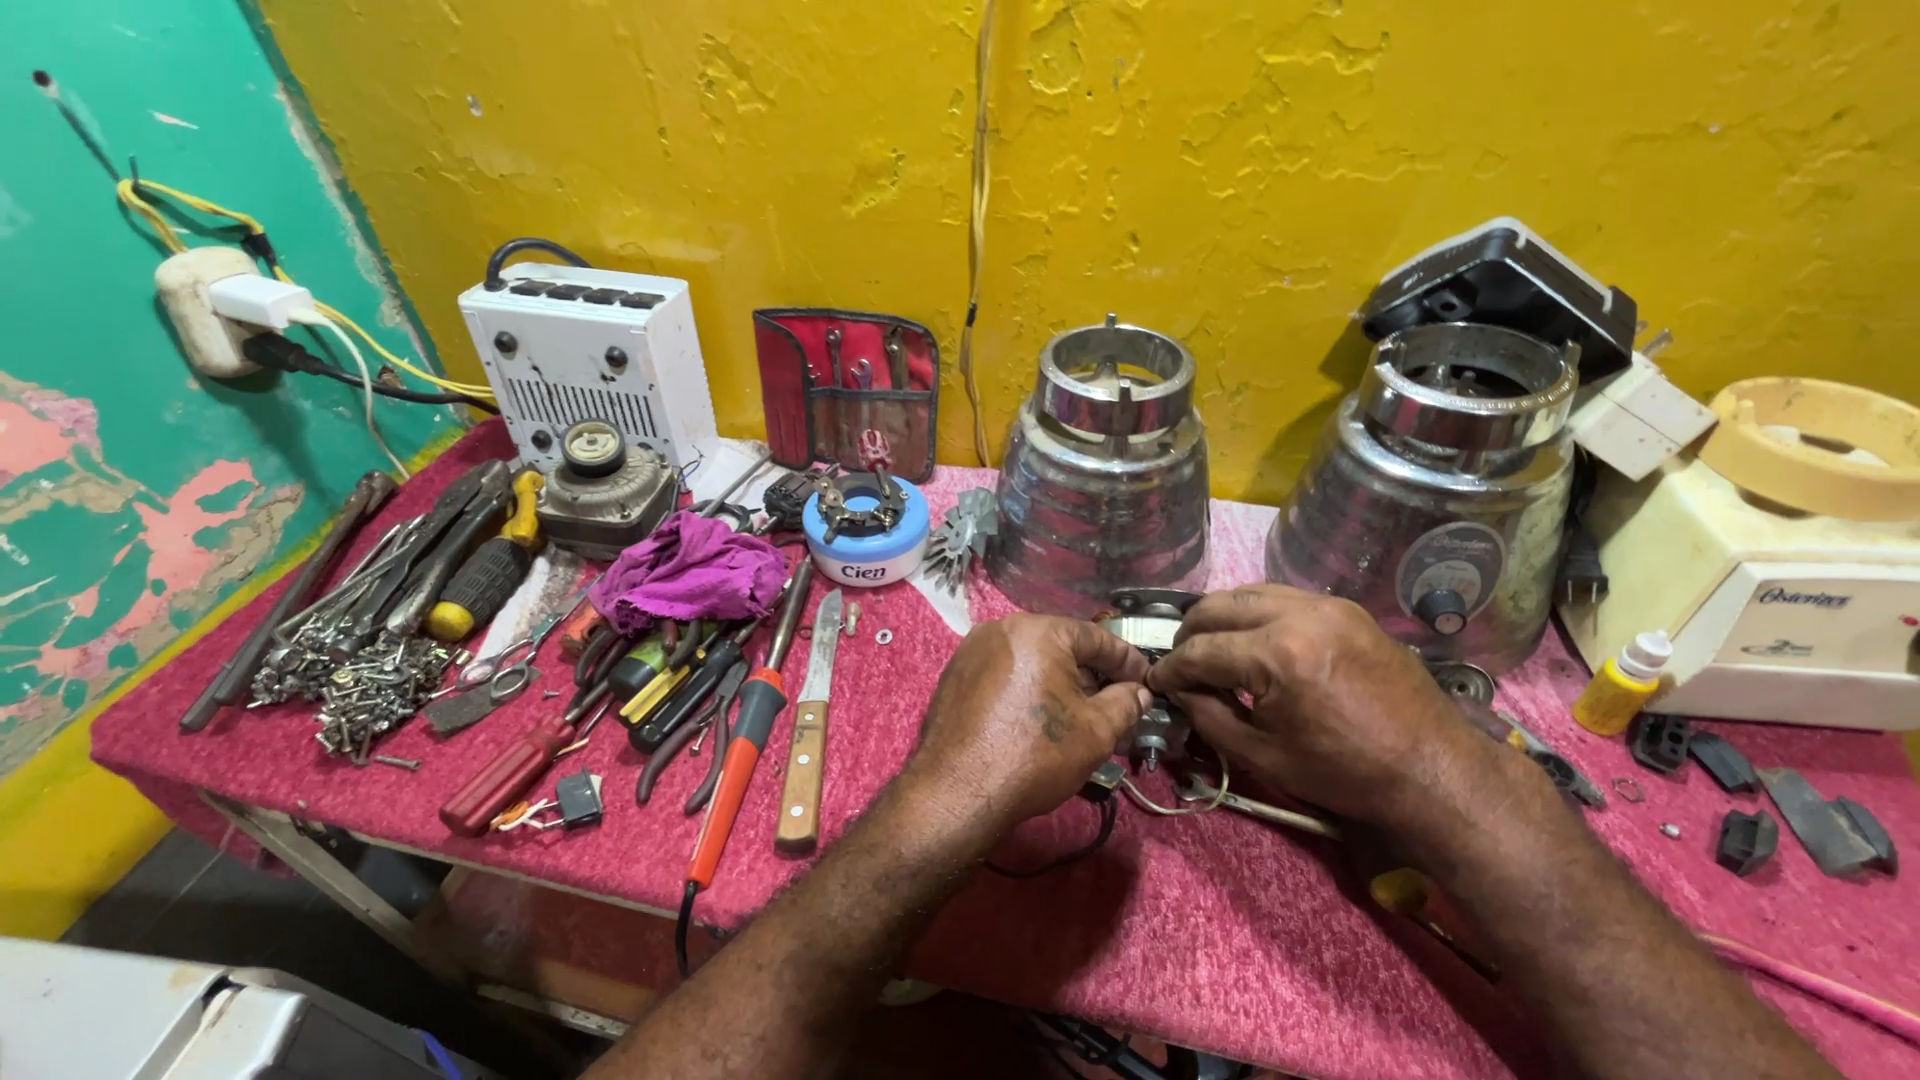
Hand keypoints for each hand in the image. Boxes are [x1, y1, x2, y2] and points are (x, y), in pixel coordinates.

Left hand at [902, 614, 1149, 832]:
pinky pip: (1003, 674)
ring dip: (1058, 683)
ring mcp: (972, 651)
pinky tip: (1038, 719)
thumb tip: (1139, 692)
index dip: (1127, 661)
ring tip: (1080, 715)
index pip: (1096, 638)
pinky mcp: (955, 676)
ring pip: (1030, 661)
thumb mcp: (1095, 732)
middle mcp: (1001, 629)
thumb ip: (1125, 704)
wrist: (957, 791)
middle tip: (1116, 703)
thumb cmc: (1034, 755)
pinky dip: (1026, 690)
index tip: (1146, 681)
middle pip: (1060, 646)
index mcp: (1038, 630)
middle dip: (1091, 674)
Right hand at [1146, 585, 1486, 828]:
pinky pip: (1283, 597)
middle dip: (1189, 634)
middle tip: (1180, 664)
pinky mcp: (1346, 608)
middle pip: (1218, 606)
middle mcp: (1300, 614)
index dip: (1172, 669)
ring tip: (1211, 648)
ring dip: (1221, 617)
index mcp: (1278, 655)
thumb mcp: (1263, 755)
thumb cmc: (1344, 772)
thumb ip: (1209, 715)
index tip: (1155, 683)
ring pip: (1249, 592)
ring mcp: (1327, 605)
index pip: (1201, 650)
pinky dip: (1255, 612)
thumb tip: (1178, 692)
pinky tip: (1252, 641)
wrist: (1432, 768)